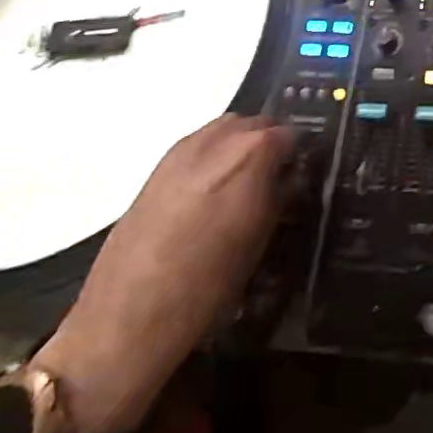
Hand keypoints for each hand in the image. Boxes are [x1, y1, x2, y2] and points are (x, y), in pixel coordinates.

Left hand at [34, 114, 294, 432]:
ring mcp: (184, 148)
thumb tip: (286, 181)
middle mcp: (218, 141)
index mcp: (251, 156)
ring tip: (245, 181)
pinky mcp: (160, 163)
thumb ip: (277, 199)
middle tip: (277, 175)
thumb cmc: (207, 287)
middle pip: (254, 123)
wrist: (131, 309)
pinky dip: (213, 153)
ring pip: (224, 128)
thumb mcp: (258, 244)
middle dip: (269, 142)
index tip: (301, 172)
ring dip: (240, 143)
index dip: (297, 153)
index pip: (287, 135)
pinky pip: (198, 143)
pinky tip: (212, 188)